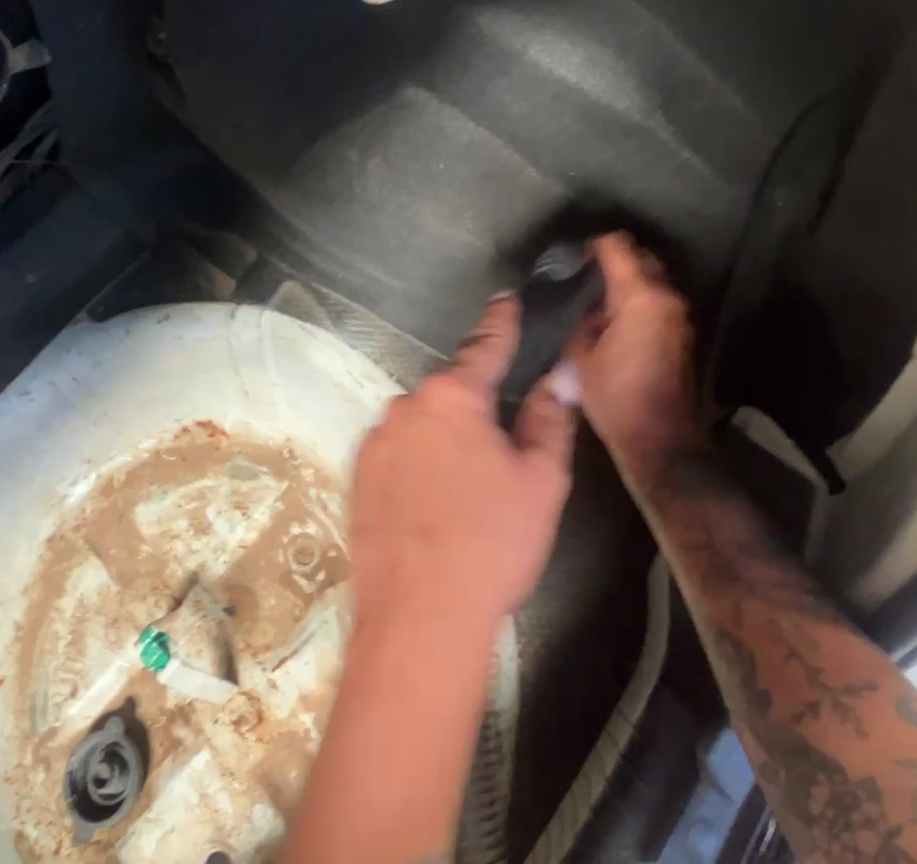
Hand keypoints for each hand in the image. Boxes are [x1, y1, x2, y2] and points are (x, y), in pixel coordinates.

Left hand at [348, 295, 578, 635]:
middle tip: (504, 445)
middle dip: (476, 405)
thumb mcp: (541, 480)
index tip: (507, 299)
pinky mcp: (357, 478)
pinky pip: (398, 454)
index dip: (502, 323)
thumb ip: (550, 418)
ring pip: (422, 425)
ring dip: (446, 438)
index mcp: (451, 397)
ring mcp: (374, 443)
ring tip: (468, 487)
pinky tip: (434, 503)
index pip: (485, 346)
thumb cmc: (491, 542)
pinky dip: (419, 463)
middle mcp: (404, 407)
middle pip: (451, 392)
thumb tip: (560, 375)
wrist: (418, 616)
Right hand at [565, 232, 704, 480]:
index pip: (618, 248)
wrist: (660, 438)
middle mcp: (666, 298)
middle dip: (616, 260)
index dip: (596, 245)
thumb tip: (593, 317)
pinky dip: (640, 303)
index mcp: (638, 297)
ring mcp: (680, 317)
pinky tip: (618, 322)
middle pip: (642, 260)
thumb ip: (584, 327)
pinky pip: (659, 305)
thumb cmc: (616, 397)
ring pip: (653, 283)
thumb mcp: (581, 360)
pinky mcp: (684, 336)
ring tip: (600, 299)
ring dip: (631, 284)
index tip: (578, 253)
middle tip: (588, 274)